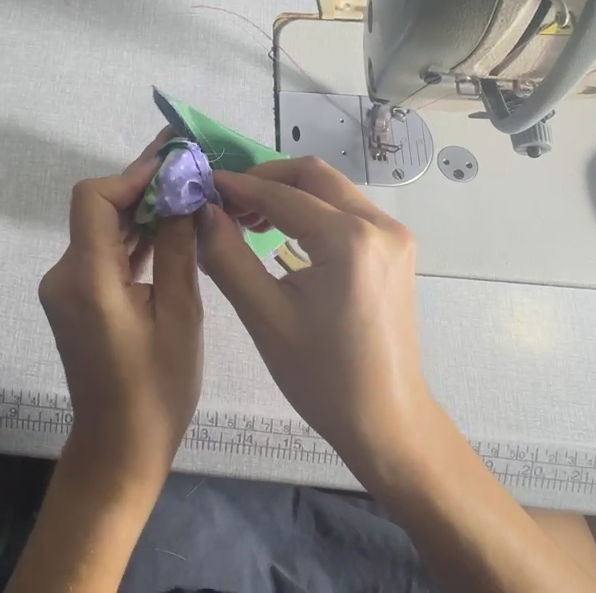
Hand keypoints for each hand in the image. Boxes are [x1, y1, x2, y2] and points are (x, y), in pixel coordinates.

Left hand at [38, 139, 203, 488]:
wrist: (119, 447)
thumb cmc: (157, 390)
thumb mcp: (180, 315)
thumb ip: (177, 248)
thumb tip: (186, 194)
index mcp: (87, 279)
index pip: (93, 199)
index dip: (131, 175)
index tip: (173, 165)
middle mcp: (66, 274)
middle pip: (97, 208)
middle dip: (142, 185)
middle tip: (187, 162)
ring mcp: (67, 286)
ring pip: (102, 228)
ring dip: (140, 208)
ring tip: (186, 186)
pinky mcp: (77, 296)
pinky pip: (103, 252)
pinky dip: (133, 236)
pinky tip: (169, 224)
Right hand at [197, 157, 434, 487]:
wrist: (386, 422)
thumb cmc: (323, 377)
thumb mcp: (264, 316)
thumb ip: (227, 255)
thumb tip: (202, 210)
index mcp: (349, 240)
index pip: (281, 193)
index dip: (237, 186)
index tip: (200, 185)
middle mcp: (380, 225)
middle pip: (312, 174)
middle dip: (264, 179)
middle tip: (225, 202)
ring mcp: (394, 235)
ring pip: (330, 187)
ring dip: (287, 192)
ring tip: (247, 218)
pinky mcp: (395, 248)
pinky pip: (345, 208)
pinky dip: (309, 208)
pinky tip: (280, 232)